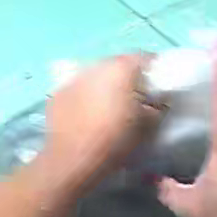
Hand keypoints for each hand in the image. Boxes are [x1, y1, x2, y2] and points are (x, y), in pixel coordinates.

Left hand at [41, 53, 159, 187]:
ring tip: (111, 103)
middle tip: (137, 94)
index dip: (155, 70)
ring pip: (94, 75)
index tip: (160, 85)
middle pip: (116, 65)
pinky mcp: (55, 95)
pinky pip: (76, 89)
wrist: (73, 158)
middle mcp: (93, 68)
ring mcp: (70, 80)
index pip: (144, 58)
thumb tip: (158, 99)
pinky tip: (88, 111)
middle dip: (128, 76)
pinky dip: (85, 94)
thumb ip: (158, 103)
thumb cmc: (116, 139)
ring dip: (104, 84)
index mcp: (119, 68)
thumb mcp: (150, 122)